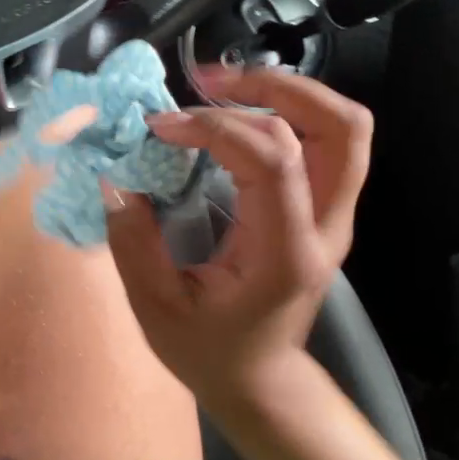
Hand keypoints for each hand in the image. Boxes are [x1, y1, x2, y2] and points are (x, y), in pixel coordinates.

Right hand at [105, 68, 373, 406]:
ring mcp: (332, 217)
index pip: (273, 162)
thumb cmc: (205, 349)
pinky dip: (281, 115)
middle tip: (205, 80)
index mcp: (284, 253)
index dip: (214, 129)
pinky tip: (230, 116)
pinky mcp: (321, 211)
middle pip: (339, 128)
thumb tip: (115, 179)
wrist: (257, 379)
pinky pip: (324, 143)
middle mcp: (324, 227)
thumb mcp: (154, 305)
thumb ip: (133, 242)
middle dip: (273, 88)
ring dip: (285, 94)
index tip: (158, 127)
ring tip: (219, 86)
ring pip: (343, 128)